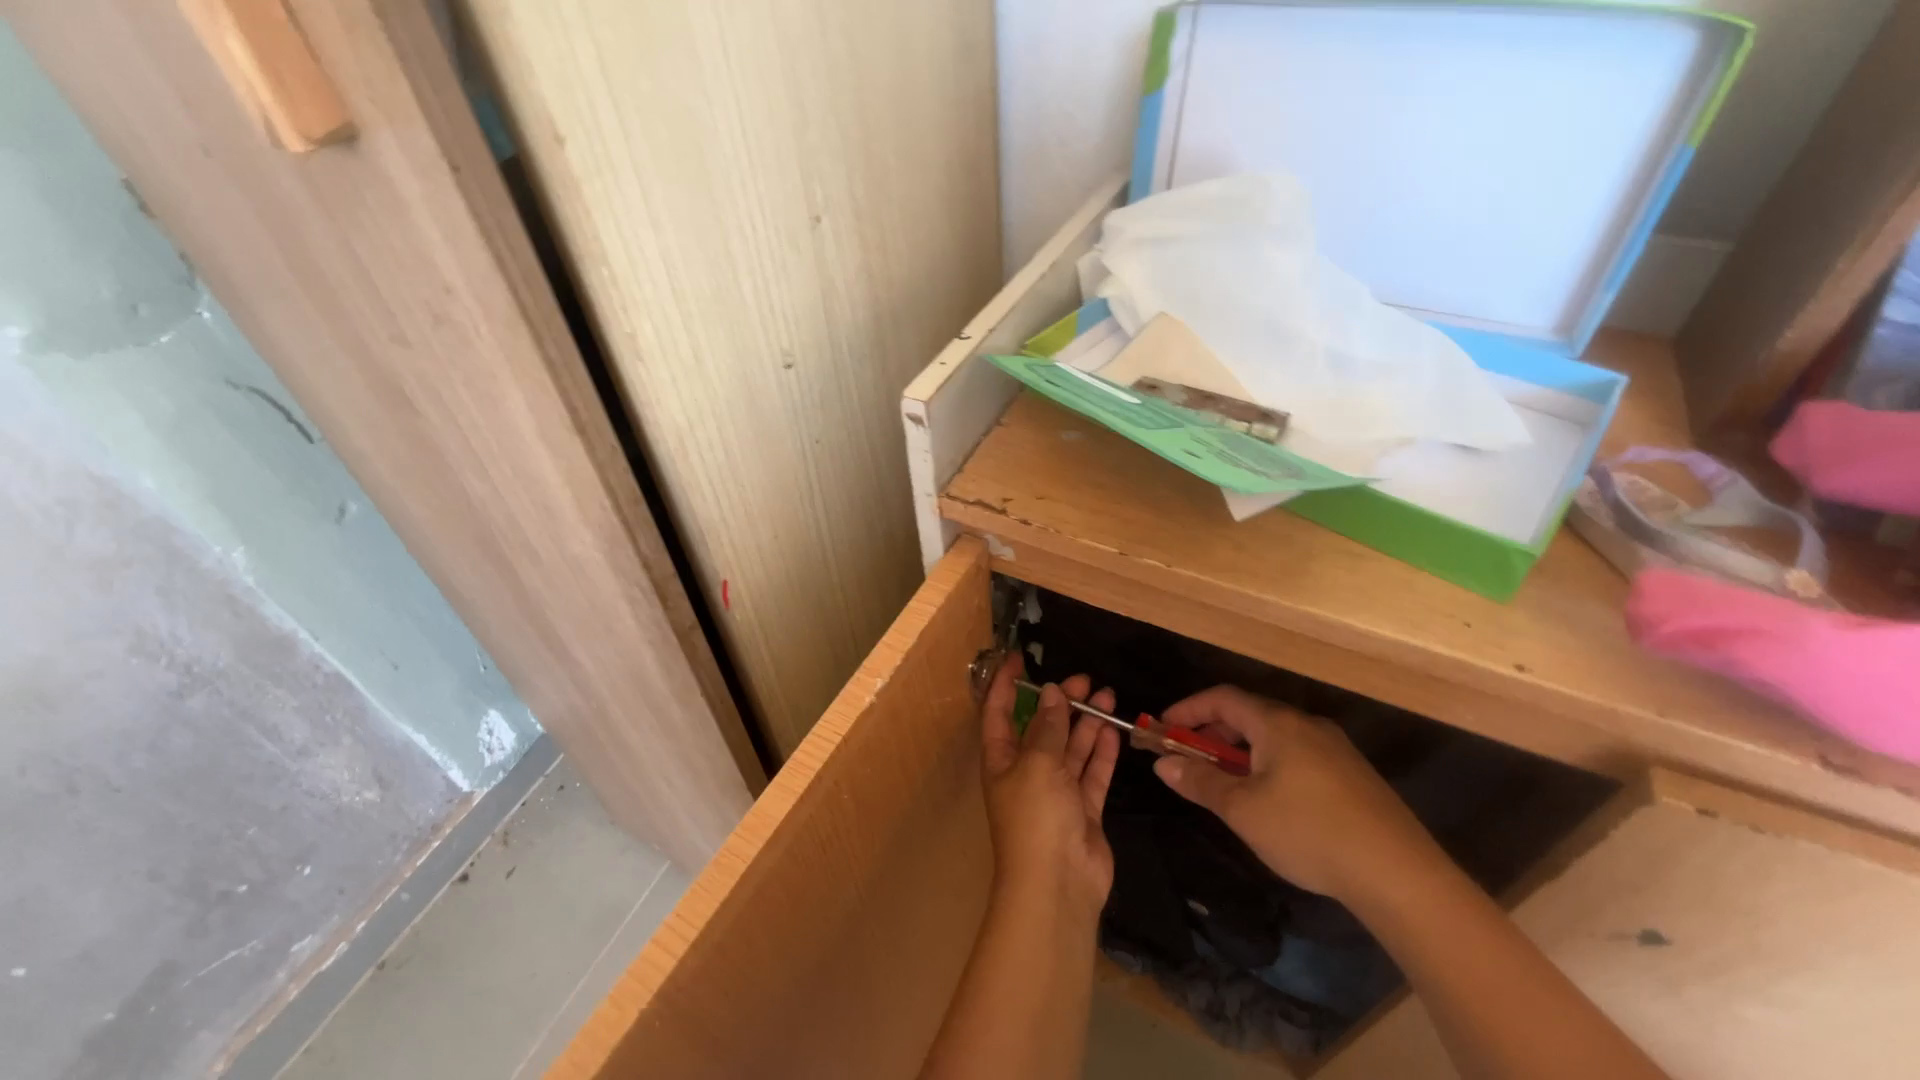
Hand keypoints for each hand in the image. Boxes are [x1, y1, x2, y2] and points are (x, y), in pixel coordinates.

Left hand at [979, 654, 1122, 919]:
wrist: (1057, 884)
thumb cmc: (1035, 817)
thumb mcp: (1037, 764)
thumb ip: (1048, 727)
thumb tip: (1051, 693)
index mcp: (1001, 760)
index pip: (999, 713)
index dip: (1005, 685)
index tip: (1019, 657)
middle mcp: (1026, 773)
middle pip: (1042, 728)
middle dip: (1061, 702)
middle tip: (1085, 679)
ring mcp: (1056, 793)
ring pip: (1071, 748)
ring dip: (1087, 722)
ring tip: (1108, 695)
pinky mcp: (1083, 810)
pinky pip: (1092, 773)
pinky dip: (1102, 752)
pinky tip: (1114, 730)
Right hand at [1151, 686, 1443, 904]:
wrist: (1396, 871)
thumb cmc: (1307, 831)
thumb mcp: (1243, 810)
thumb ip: (1200, 782)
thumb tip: (1163, 763)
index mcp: (1277, 723)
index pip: (1222, 698)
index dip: (1187, 710)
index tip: (1161, 730)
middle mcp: (1307, 725)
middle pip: (1249, 714)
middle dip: (1211, 732)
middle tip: (1186, 759)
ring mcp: (1335, 749)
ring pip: (1274, 737)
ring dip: (1240, 752)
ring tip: (1222, 784)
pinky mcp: (1352, 775)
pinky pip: (1297, 755)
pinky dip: (1268, 765)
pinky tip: (1266, 801)